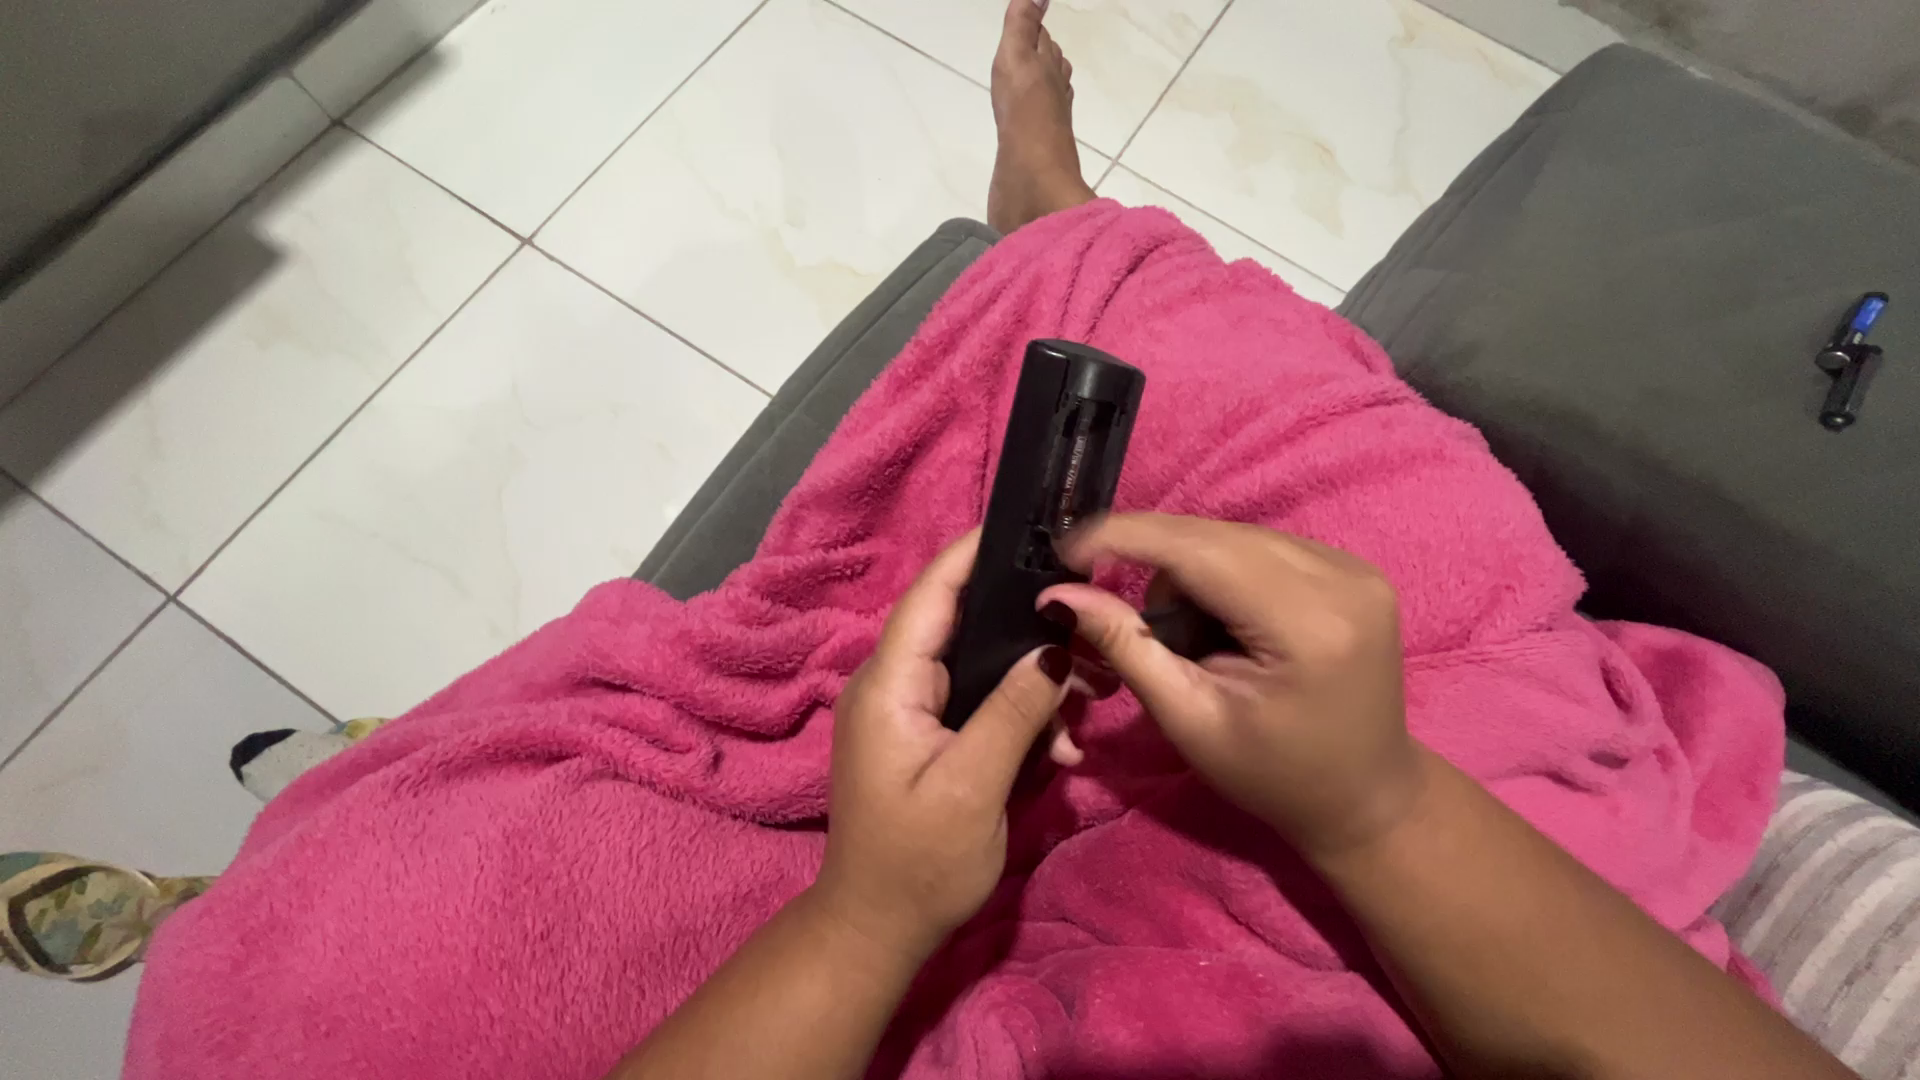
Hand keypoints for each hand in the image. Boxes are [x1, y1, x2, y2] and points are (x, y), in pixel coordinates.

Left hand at [814, 530, 1072, 958]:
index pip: (930, 596)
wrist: (877, 929)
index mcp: (890, 685)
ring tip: (1092, 699)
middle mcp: (892, 684)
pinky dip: (1019, 712)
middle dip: (1025, 623)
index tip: (1022, 528)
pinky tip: (1061, 744)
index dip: (970, 555)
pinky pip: (977, 701)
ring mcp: (907, 709)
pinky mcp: (924, 733)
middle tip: (1089, 625)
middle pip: (960, 624)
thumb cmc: (918, 863)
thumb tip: (1054, 647)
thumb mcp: (973, 786)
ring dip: (1032, 678)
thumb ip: (1013, 711)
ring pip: (977, 665)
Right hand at [1044, 513, 1425, 861]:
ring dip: (1189, 569)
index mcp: (1307, 624)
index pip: (1199, 550)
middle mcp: (1342, 578)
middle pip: (1215, 535)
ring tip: (1191, 636)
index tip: (1067, 548)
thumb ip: (1125, 646)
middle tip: (1131, 615)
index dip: (1126, 536)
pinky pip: (1260, 545)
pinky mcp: (1353, 568)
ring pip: (1233, 535)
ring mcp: (1354, 568)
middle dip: (1156, 562)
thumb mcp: (1188, 719)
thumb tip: (1058, 594)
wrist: (1366, 798)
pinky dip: (1222, 570)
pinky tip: (1223, 621)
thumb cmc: (1272, 776)